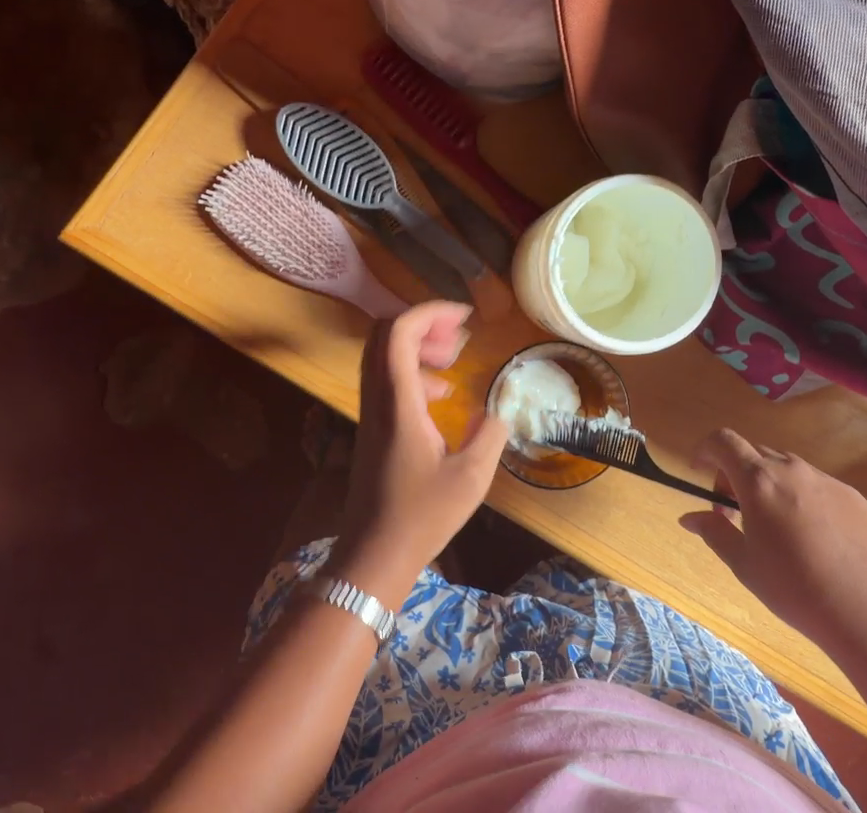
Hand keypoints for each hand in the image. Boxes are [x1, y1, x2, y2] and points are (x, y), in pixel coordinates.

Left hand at [336, 302, 508, 599]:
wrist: (375, 554)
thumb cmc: (423, 516)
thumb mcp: (472, 476)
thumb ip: (490, 432)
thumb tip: (496, 408)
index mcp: (398, 402)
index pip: (399, 332)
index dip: (429, 312)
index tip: (464, 318)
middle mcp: (377, 399)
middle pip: (384, 335)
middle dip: (423, 324)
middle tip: (458, 336)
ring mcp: (369, 414)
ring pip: (382, 357)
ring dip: (417, 347)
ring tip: (453, 361)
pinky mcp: (371, 429)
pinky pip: (385, 381)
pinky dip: (412, 373)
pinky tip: (441, 396)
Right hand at [679, 429, 866, 660]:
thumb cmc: (795, 589)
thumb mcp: (744, 564)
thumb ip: (714, 531)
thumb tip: (689, 517)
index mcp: (759, 481)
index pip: (723, 441)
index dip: (705, 450)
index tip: (698, 472)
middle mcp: (792, 470)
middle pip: (753, 453)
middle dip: (734, 474)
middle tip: (733, 514)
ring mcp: (827, 481)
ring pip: (785, 468)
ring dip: (767, 485)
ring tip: (772, 529)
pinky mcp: (853, 497)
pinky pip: (814, 484)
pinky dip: (798, 497)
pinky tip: (810, 540)